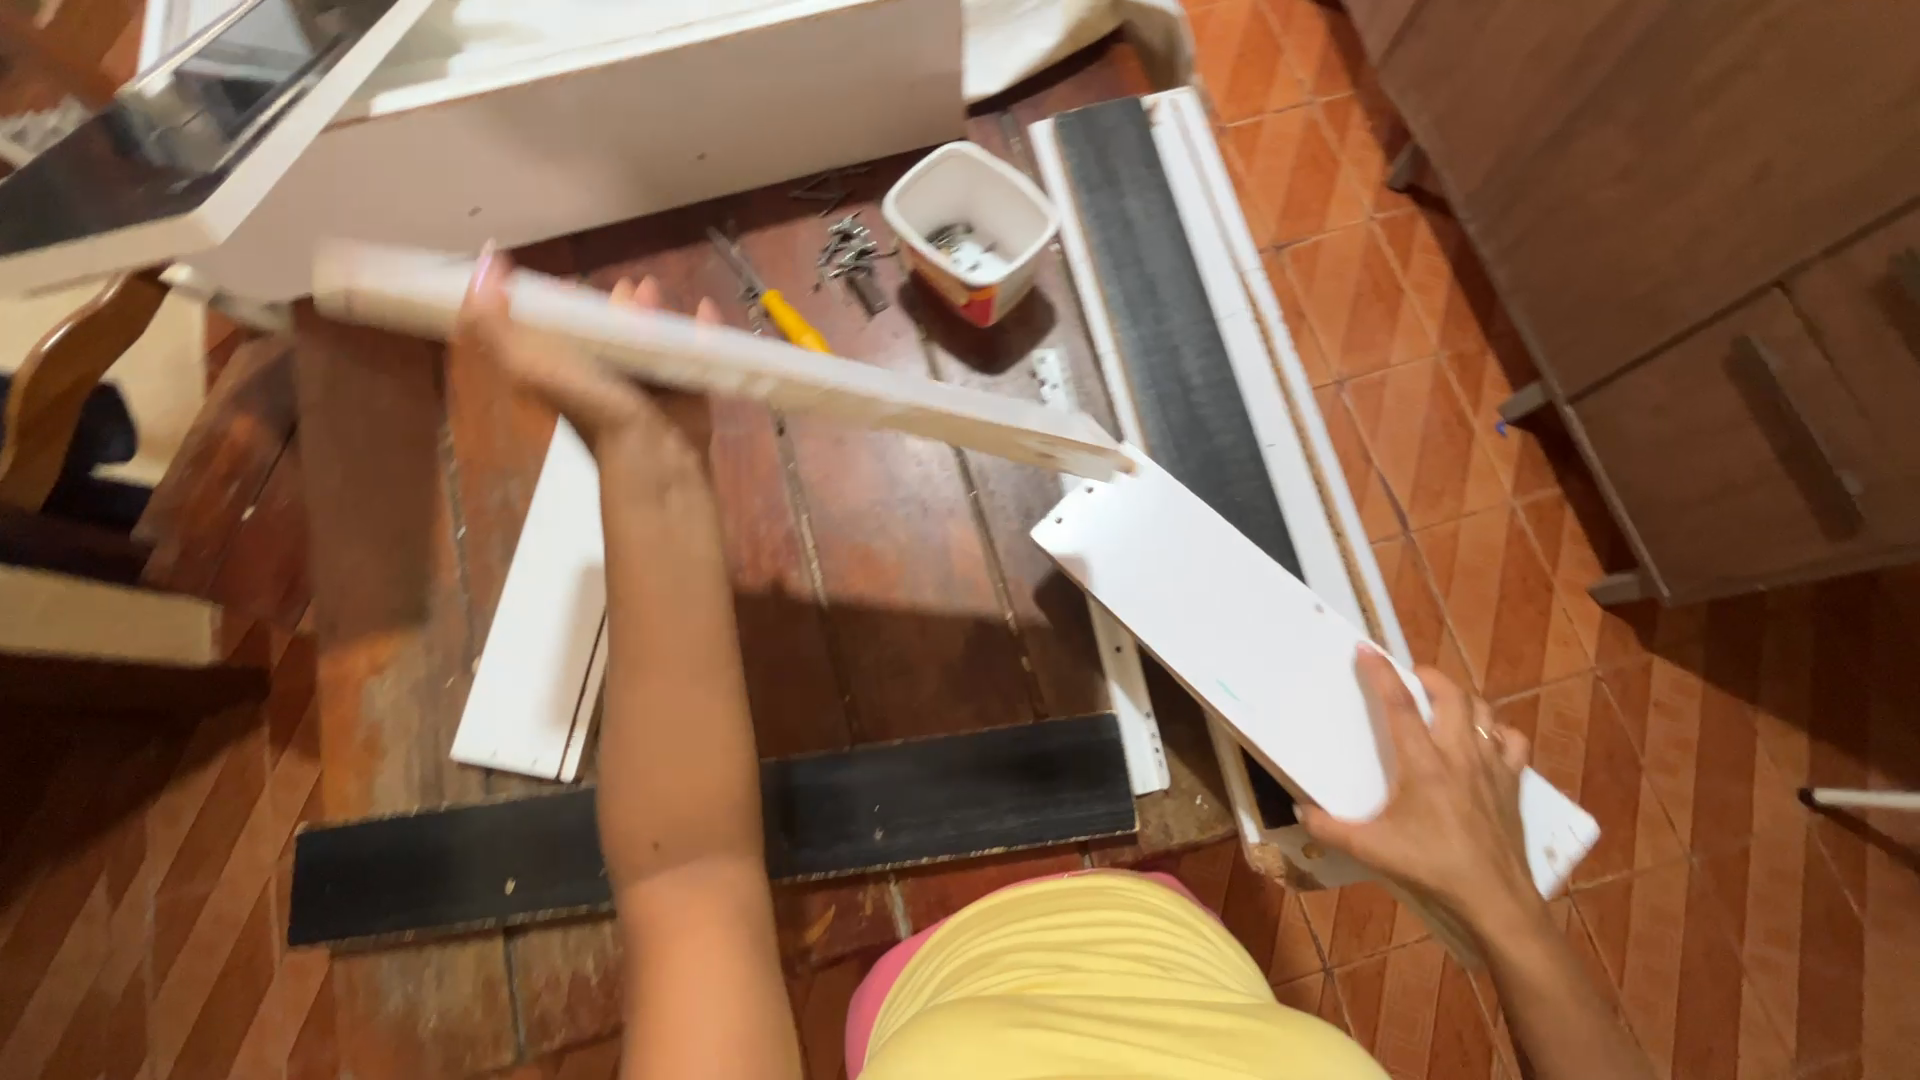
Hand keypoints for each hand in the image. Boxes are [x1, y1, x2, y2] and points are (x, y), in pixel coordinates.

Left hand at [454, 242, 722, 474]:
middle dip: (616, 303)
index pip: (563, 328)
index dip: (563, 303)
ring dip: (655, 309)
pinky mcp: (689, 385)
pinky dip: (702, 328)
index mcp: (569, 367)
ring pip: (653, 334)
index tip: (568, 282)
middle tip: (628, 285)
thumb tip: (485, 264)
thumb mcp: (531, 367)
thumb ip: (498, 323)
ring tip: (653, 289)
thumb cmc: (594, 411)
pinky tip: (705, 308)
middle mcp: (609, 372)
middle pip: (611, 329)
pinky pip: (696, 348)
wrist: (653, 457)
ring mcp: (652, 379)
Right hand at [1300, 647, 1542, 936]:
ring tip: (1443, 702)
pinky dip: (1497, 732)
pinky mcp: (1512, 786)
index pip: (1399, 705)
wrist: (1495, 902)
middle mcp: (1459, 756)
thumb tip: (1299, 810)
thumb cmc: (1430, 869)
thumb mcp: (1370, 850)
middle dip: (1428, 676)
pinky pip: (1512, 742)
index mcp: (1423, 764)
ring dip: (1463, 699)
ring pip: (1484, 712)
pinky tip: (1484, 740)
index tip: (1366, 650)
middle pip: (1452, 695)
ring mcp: (1492, 769)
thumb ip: (1328, 828)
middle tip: (1409, 676)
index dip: (1380, 672)